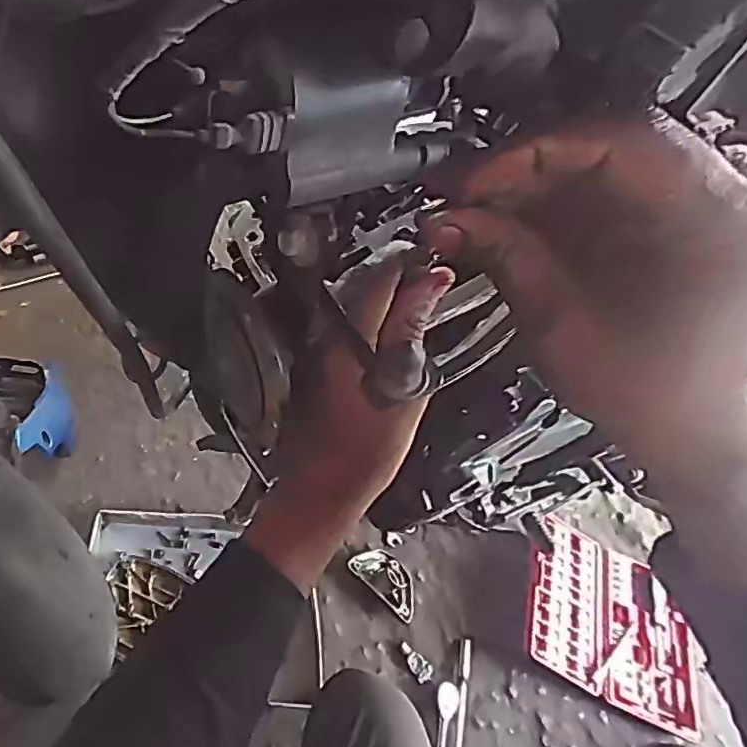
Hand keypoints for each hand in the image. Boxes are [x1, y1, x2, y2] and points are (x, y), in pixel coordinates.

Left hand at [244, 251, 453, 590]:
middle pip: (361, 283)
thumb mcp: (404, 388)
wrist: (322, 485)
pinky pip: (341, 324)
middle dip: (397, 274)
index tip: (435, 261)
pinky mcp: (311, 363)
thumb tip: (429, 285)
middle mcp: (322, 336)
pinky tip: (386, 331)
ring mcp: (313, 349)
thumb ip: (411, 331)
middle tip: (430, 278)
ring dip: (383, 296)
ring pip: (350, 301)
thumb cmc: (365, 450)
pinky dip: (367, 319)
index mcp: (347, 337)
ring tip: (414, 300)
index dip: (411, 263)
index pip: (380, 276)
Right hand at [424, 113, 746, 493]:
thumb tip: (450, 219)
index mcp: (727, 217)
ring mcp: (737, 203)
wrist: (702, 434)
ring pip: (618, 166)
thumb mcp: (560, 323)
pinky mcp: (711, 218)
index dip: (528, 154)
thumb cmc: (649, 395)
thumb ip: (506, 255)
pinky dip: (573, 205)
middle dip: (526, 174)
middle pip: (615, 148)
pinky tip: (524, 222)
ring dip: (542, 189)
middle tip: (463, 196)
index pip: (617, 141)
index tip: (473, 180)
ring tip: (482, 212)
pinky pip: (633, 189)